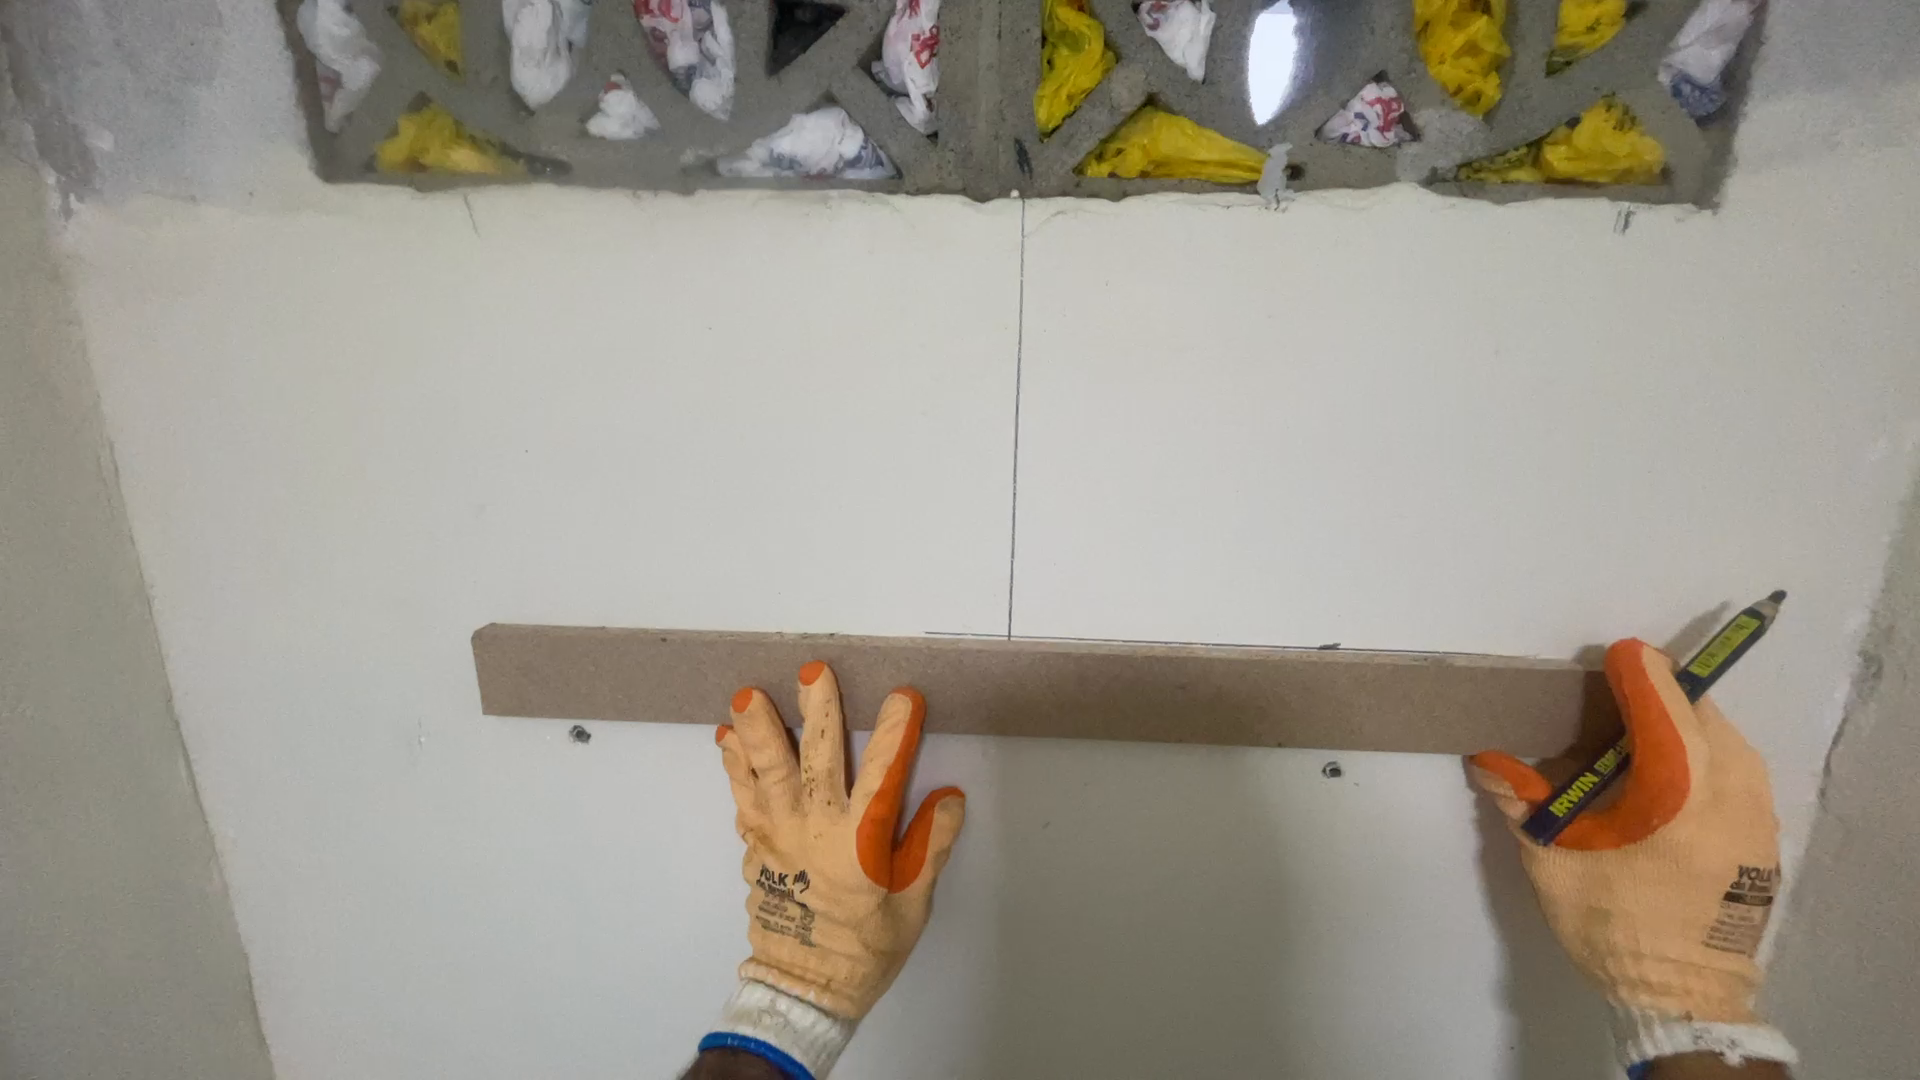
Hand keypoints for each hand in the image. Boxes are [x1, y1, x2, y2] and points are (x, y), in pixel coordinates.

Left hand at [693, 662, 965, 1078]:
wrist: (804, 991)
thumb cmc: (866, 947)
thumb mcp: (913, 905)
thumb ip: (929, 847)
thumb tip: (950, 797)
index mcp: (857, 844)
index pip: (882, 776)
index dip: (894, 734)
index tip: (904, 698)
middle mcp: (813, 831)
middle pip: (814, 762)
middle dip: (816, 714)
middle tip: (812, 672)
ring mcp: (776, 837)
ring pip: (765, 775)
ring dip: (757, 733)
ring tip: (746, 696)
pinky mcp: (753, 848)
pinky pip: (741, 799)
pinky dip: (734, 767)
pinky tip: (726, 739)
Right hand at [1468, 639, 1794, 1071]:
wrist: (1679, 995)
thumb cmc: (1610, 923)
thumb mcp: (1551, 859)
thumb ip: (1521, 802)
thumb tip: (1483, 759)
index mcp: (1682, 812)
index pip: (1672, 726)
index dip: (1647, 683)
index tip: (1621, 652)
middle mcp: (1734, 812)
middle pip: (1713, 729)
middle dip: (1671, 695)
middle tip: (1622, 679)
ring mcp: (1756, 829)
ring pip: (1732, 749)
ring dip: (1691, 722)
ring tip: (1640, 714)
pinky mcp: (1758, 843)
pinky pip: (1739, 774)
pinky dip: (1706, 749)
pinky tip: (1666, 759)